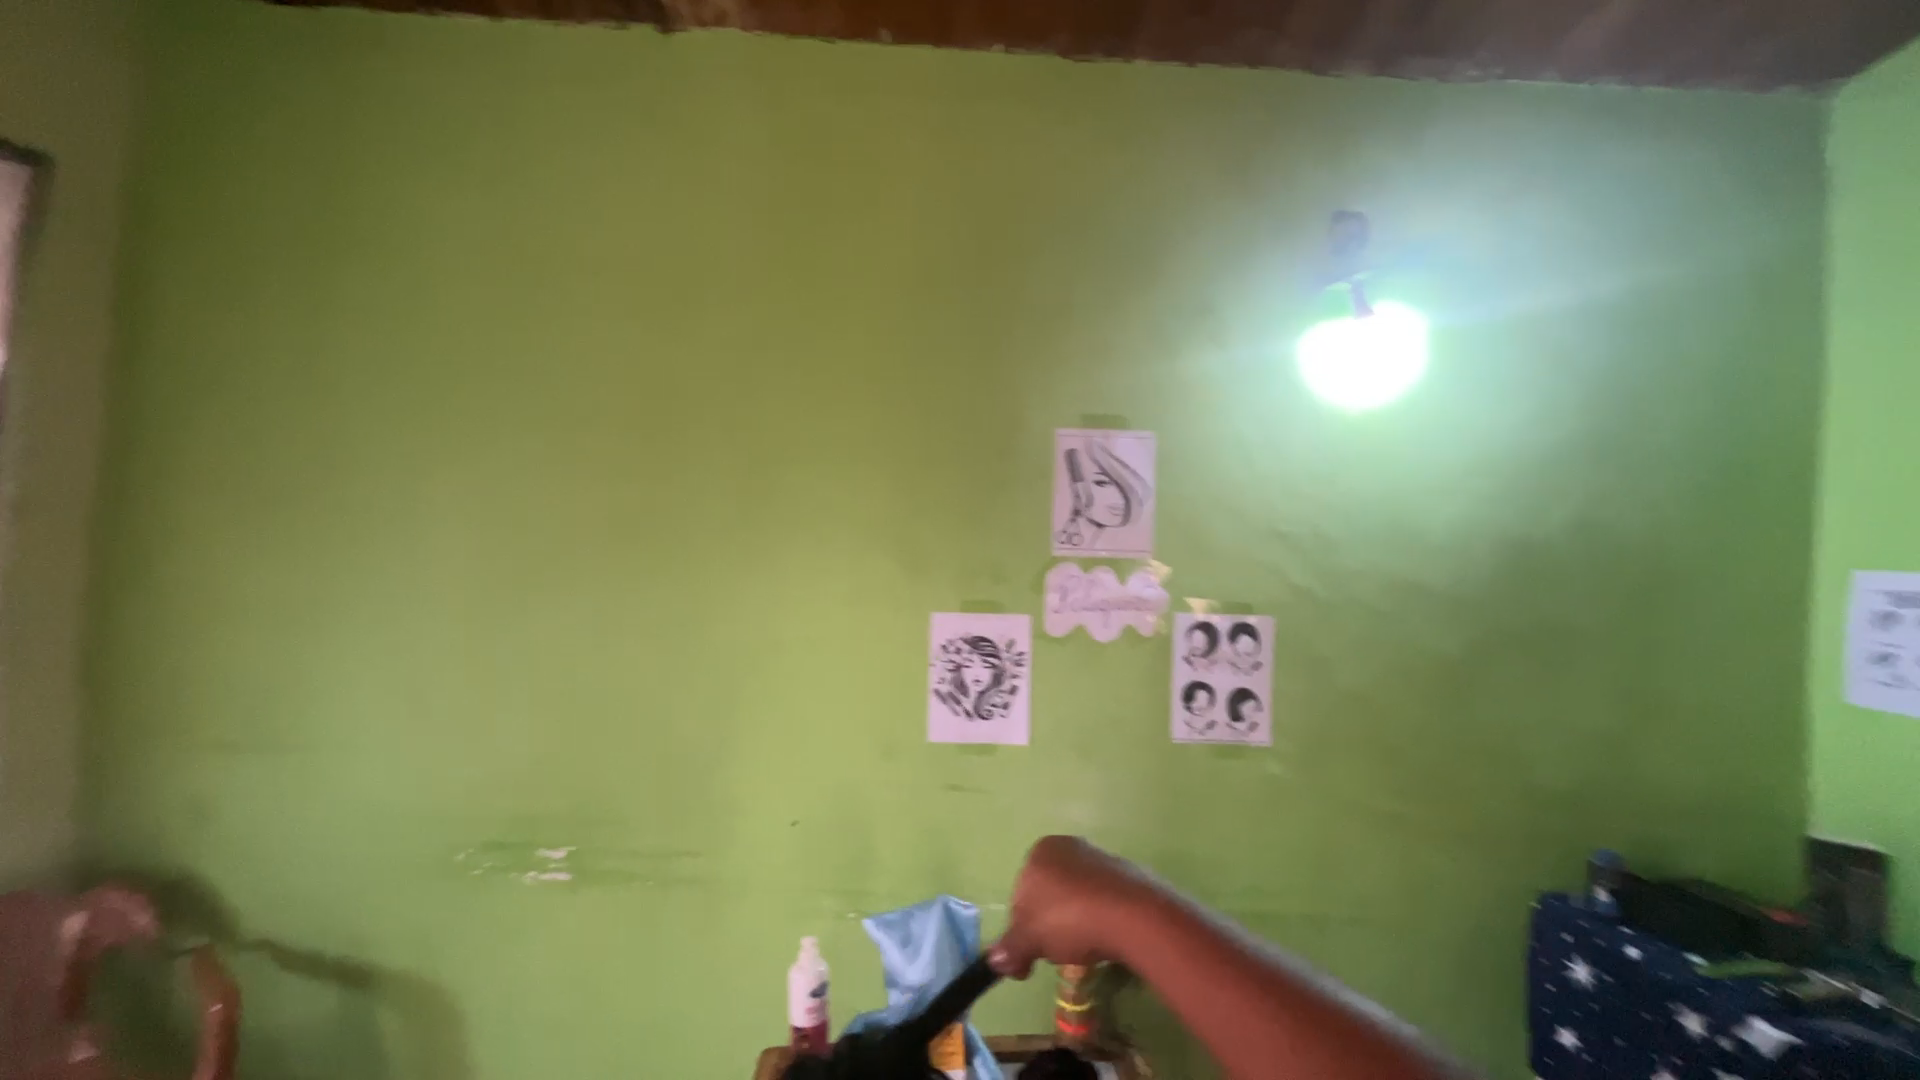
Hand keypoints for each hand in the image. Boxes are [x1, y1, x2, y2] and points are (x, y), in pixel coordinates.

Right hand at [988, 835, 1153, 978]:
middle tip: (1057, 954)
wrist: (1132, 914)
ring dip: (1076, 924)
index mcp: (1039, 851)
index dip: (1023, 930)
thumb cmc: (1070, 919)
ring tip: (1086, 950)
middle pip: (1049, 895)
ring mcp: (1100, 857)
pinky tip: (1106, 939)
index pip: (1020, 894)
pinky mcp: (1126, 874)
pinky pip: (1103, 901)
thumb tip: (995, 960)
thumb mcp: (1030, 939)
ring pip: (1076, 899)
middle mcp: (1068, 846)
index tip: (1031, 957)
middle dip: (1050, 926)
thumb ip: (1010, 948)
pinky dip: (1100, 920)